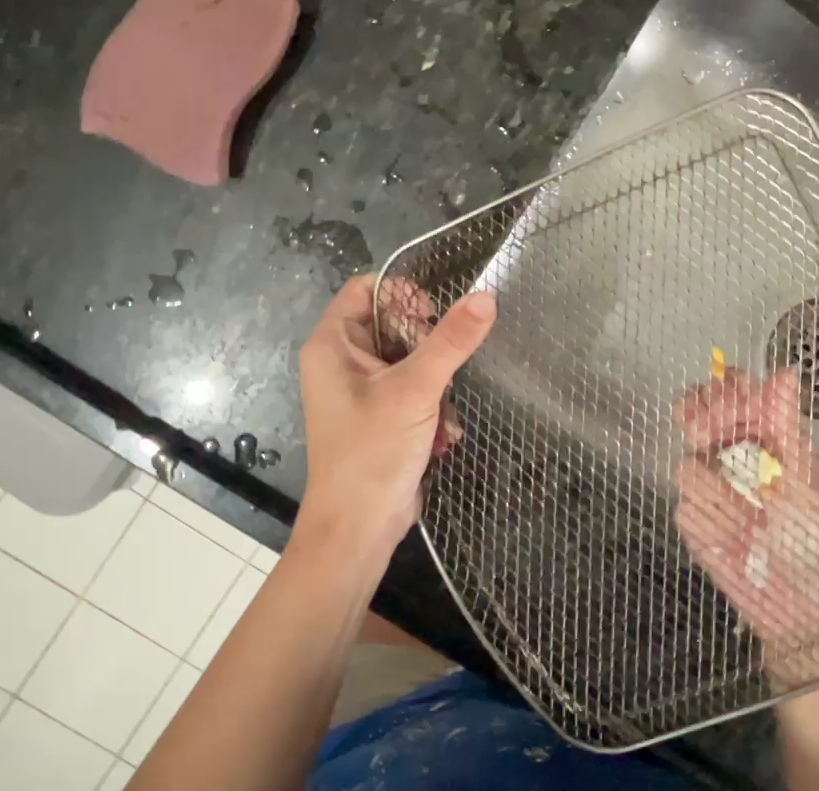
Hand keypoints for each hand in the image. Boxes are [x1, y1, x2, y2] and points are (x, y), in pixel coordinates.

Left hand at [296, 274, 495, 556]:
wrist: (358, 528)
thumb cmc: (372, 451)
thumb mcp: (415, 390)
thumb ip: (451, 341)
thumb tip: (486, 296)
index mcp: (332, 344)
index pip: (366, 289)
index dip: (402, 293)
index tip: (435, 312)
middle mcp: (342, 361)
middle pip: (393, 324)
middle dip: (428, 346)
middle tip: (442, 367)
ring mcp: (361, 390)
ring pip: (411, 358)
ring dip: (437, 381)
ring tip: (443, 409)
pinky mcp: (381, 416)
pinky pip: (414, 389)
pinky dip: (433, 406)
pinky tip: (442, 433)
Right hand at [672, 370, 818, 686]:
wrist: (814, 618)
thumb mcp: (812, 482)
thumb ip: (787, 430)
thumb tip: (783, 372)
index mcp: (768, 436)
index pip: (735, 392)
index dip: (727, 388)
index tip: (733, 394)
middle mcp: (735, 456)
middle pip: (695, 416)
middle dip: (699, 420)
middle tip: (709, 432)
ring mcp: (712, 491)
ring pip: (687, 464)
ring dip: (717, 487)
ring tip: (750, 515)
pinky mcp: (697, 528)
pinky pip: (686, 510)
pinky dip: (711, 523)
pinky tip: (736, 540)